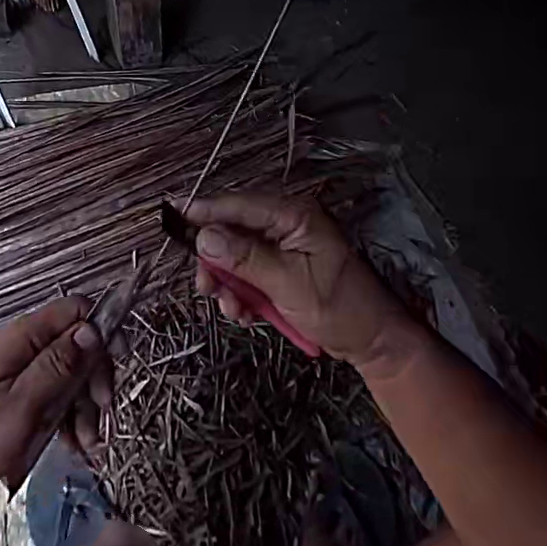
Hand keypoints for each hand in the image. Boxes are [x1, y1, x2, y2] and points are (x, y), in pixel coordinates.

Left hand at [0, 297, 112, 521]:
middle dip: (95, 377)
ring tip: (88, 444)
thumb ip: (58, 366)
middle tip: (102, 412)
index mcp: (24, 338)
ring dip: (85, 405)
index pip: (76, 311)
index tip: (113, 368)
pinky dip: (70, 417)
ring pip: (70, 373)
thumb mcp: (21, 406)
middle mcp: (25, 347)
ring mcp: (22, 371)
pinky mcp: (19, 395)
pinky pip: (56, 395)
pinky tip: (75, 445)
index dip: (101, 333)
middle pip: (78, 344)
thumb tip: (92, 330)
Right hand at [185, 193, 412, 367]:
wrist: (372, 341)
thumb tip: (204, 237)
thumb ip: (245, 259)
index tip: (175, 212)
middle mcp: (285, 224)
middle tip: (205, 286)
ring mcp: (282, 247)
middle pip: (233, 230)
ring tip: (233, 309)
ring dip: (228, 283)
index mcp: (294, 215)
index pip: (240, 205)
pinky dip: (241, 293)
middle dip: (216, 260)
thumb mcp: (289, 284)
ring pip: (236, 255)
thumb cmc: (340, 307)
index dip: (206, 209)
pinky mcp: (279, 268)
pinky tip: (246, 313)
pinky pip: (247, 274)